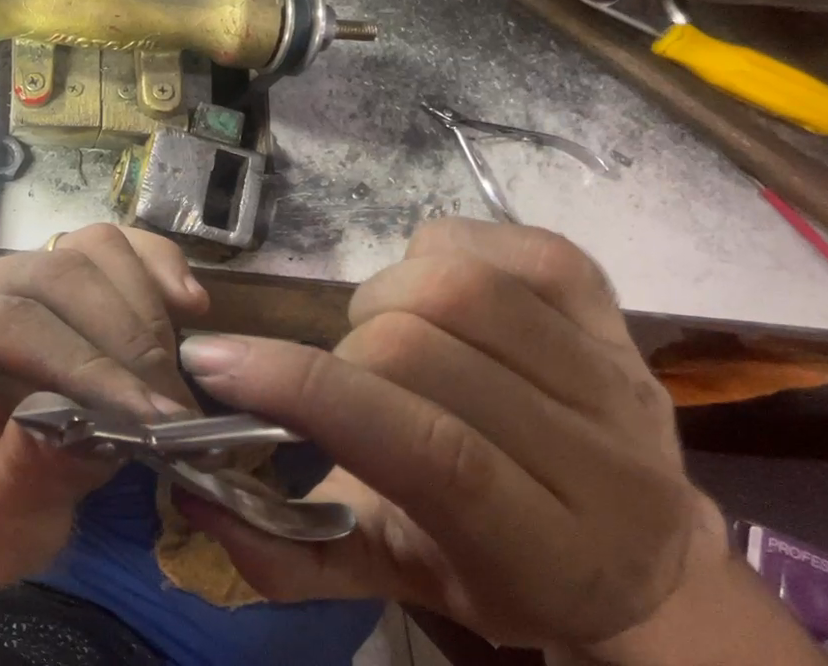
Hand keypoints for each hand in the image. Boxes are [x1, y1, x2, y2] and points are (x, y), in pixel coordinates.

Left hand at [0, 225, 210, 585]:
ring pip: (93, 251)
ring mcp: (14, 270)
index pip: (11, 322)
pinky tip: (188, 308)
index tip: (151, 422)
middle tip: (175, 418)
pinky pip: (113, 247)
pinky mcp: (56, 272)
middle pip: (61, 276)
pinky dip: (156, 266)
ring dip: (147, 313)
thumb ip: (33, 468)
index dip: (86, 364)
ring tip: (173, 386)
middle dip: (127, 344)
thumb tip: (92, 422)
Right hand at [176, 219, 728, 653]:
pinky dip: (448, 252)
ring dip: (386, 298)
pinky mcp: (618, 316)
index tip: (216, 363)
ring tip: (378, 333)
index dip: (308, 391)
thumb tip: (192, 492)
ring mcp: (616, 375)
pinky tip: (429, 292)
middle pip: (426, 351)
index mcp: (542, 549)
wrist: (635, 556)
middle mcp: (600, 459)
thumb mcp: (388, 581)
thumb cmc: (492, 569)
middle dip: (343, 352)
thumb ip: (287, 555)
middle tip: (337, 378)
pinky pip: (520, 246)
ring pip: (462, 287)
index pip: (427, 449)